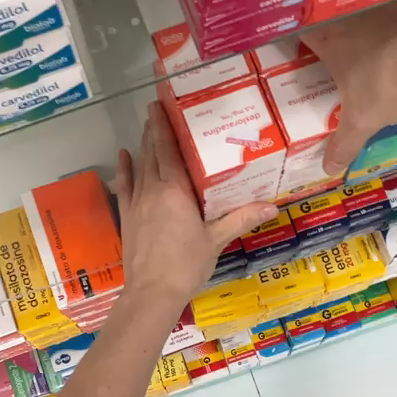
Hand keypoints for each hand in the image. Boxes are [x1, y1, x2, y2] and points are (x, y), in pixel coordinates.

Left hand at [116, 103, 275, 311]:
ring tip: (148, 126)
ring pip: (140, 165)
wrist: (152, 293)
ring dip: (143, 145)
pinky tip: (124, 155)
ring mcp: (137, 203)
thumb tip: (271, 206)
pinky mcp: (128, 217)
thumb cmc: (186, 265)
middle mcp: (153, 190)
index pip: (169, 149)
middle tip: (158, 109)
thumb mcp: (216, 241)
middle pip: (152, 152)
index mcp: (176, 191)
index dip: (164, 125)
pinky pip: (126, 185)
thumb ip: (240, 218)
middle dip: (155, 130)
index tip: (160, 103)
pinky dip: (125, 168)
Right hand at [303, 0, 396, 174]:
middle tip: (348, 44)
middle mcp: (352, 9)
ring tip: (388, 34)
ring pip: (373, 0)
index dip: (303, 36)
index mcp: (330, 37)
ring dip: (377, 14)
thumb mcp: (362, 122)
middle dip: (340, 26)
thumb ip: (342, 145)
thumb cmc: (389, 85)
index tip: (309, 46)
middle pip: (336, 12)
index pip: (302, 28)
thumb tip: (328, 170)